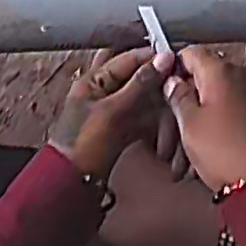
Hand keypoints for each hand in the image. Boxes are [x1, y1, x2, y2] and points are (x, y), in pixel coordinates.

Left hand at [49, 48, 175, 179]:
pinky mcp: (118, 132)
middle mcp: (103, 92)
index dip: (150, 58)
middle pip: (136, 79)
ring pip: (141, 100)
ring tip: (172, 108)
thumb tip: (163, 59)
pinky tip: (165, 127)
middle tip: (175, 87)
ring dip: (157, 106)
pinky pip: (141, 119)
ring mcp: (111, 113)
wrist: (70, 188)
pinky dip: (153, 123)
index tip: (173, 60)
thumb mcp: (113, 111)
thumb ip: (139, 84)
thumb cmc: (83, 145)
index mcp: (94, 80)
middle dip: (156, 84)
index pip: (127, 59)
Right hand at [162, 46, 245, 190]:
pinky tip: (198, 153)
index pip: (189, 53)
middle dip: (181, 100)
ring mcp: (245, 94)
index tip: (161, 87)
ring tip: (180, 150)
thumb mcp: (190, 123)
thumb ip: (178, 97)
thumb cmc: (225, 149)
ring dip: (193, 118)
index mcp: (218, 70)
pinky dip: (209, 127)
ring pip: (209, 98)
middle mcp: (234, 75)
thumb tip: (172, 81)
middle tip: (168, 125)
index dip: (172, 68)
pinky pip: (222, 112)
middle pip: (199, 76)